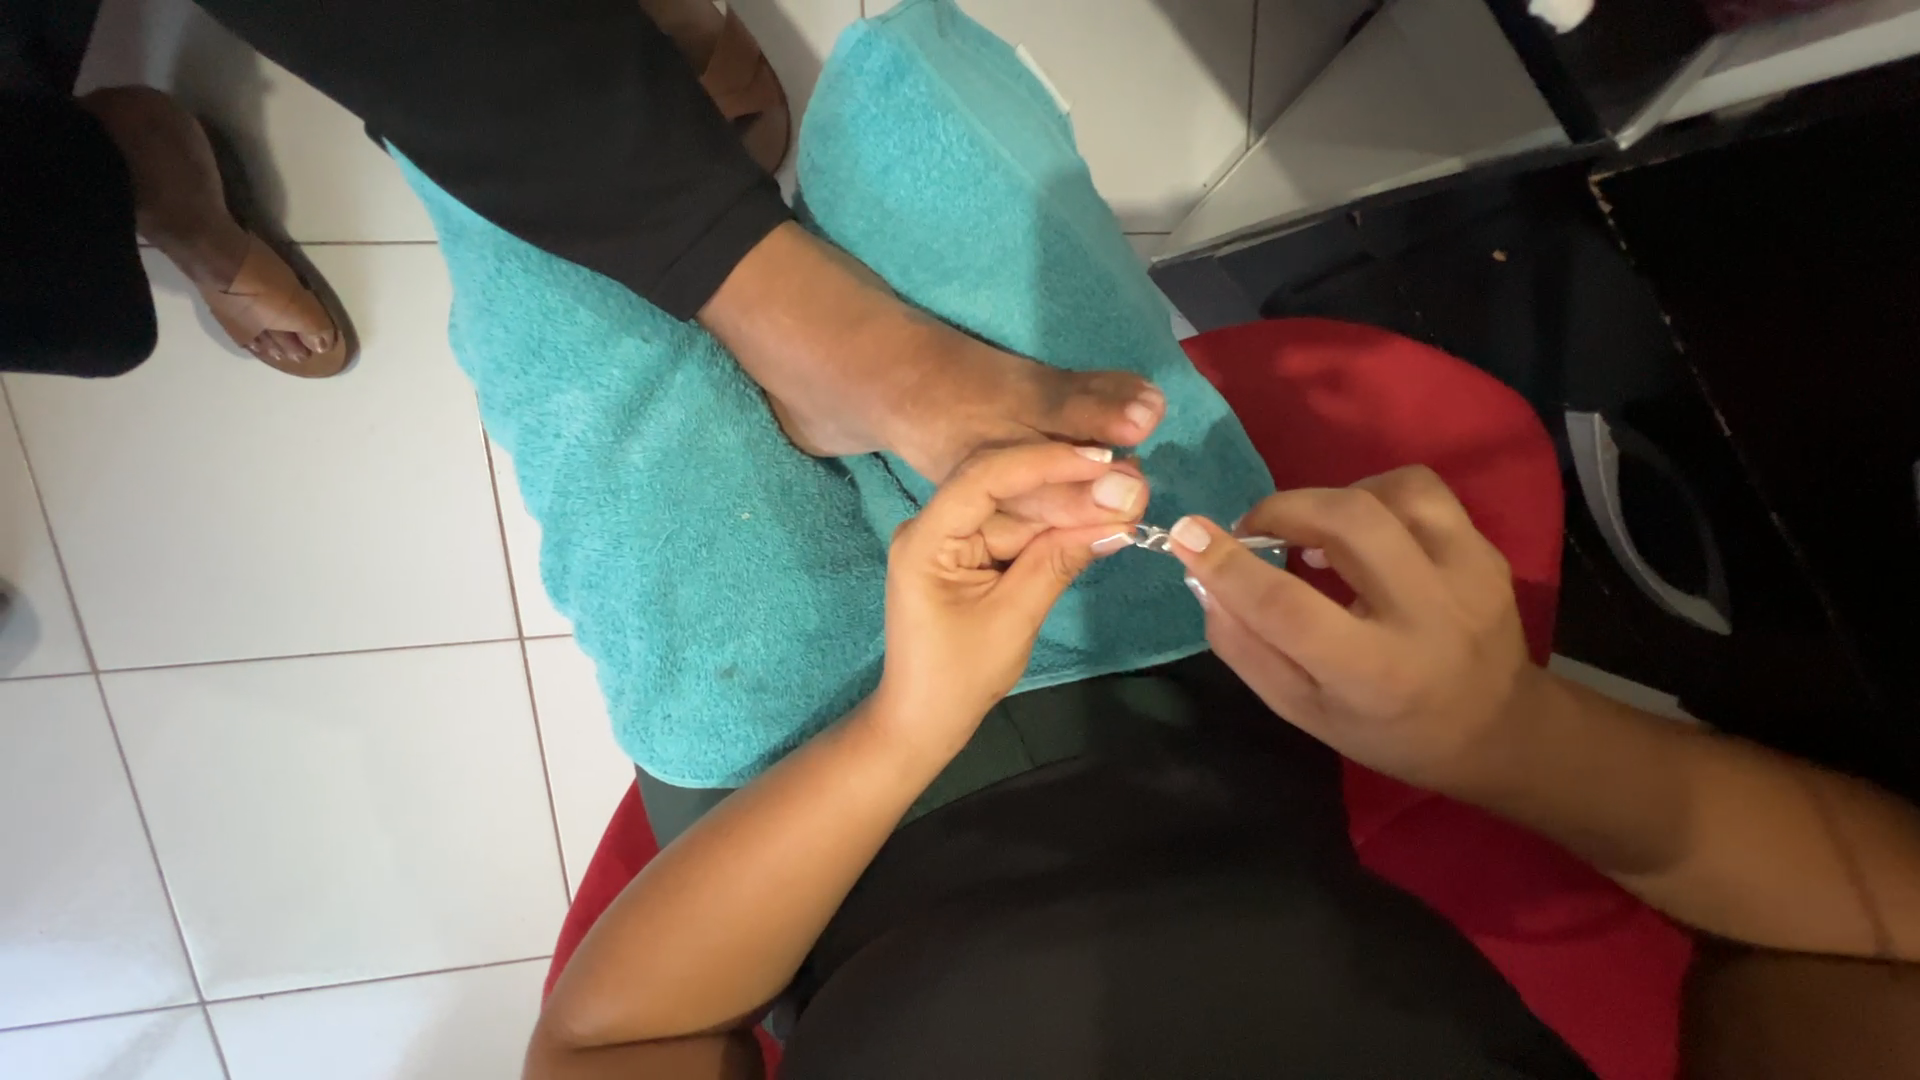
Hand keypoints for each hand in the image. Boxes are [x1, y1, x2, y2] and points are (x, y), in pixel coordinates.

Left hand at [871, 443, 1139, 761]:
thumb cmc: (959, 677)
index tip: (1102, 460)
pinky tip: (1098, 515)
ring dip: (1070, 502)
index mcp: (925, 538)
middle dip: (1067, 482)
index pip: (984, 478)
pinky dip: (1056, 527)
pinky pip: (1016, 529)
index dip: (1045, 463)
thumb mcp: (1014, 618)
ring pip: (1017, 506)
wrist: (925, 719)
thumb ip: (1059, 561)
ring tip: (1128, 493)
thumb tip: (1119, 520)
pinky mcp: (971, 552)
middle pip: (1003, 486)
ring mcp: (952, 537)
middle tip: (1132, 477)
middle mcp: (933, 525)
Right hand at [1169, 465, 1541, 793]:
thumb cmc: (1383, 730)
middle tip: (1254, 529)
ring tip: (1310, 529)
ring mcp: (1468, 577)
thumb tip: (1204, 581)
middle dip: (1280, 510)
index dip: (1228, 565)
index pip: (1286, 607)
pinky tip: (1361, 526)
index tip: (1186, 534)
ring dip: (1328, 499)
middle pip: (1346, 523)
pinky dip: (1373, 494)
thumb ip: (1245, 648)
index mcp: (1372, 673)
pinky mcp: (1486, 552)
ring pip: (1389, 493)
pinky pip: (1421, 491)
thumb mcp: (1300, 709)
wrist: (1498, 731)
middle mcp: (1427, 617)